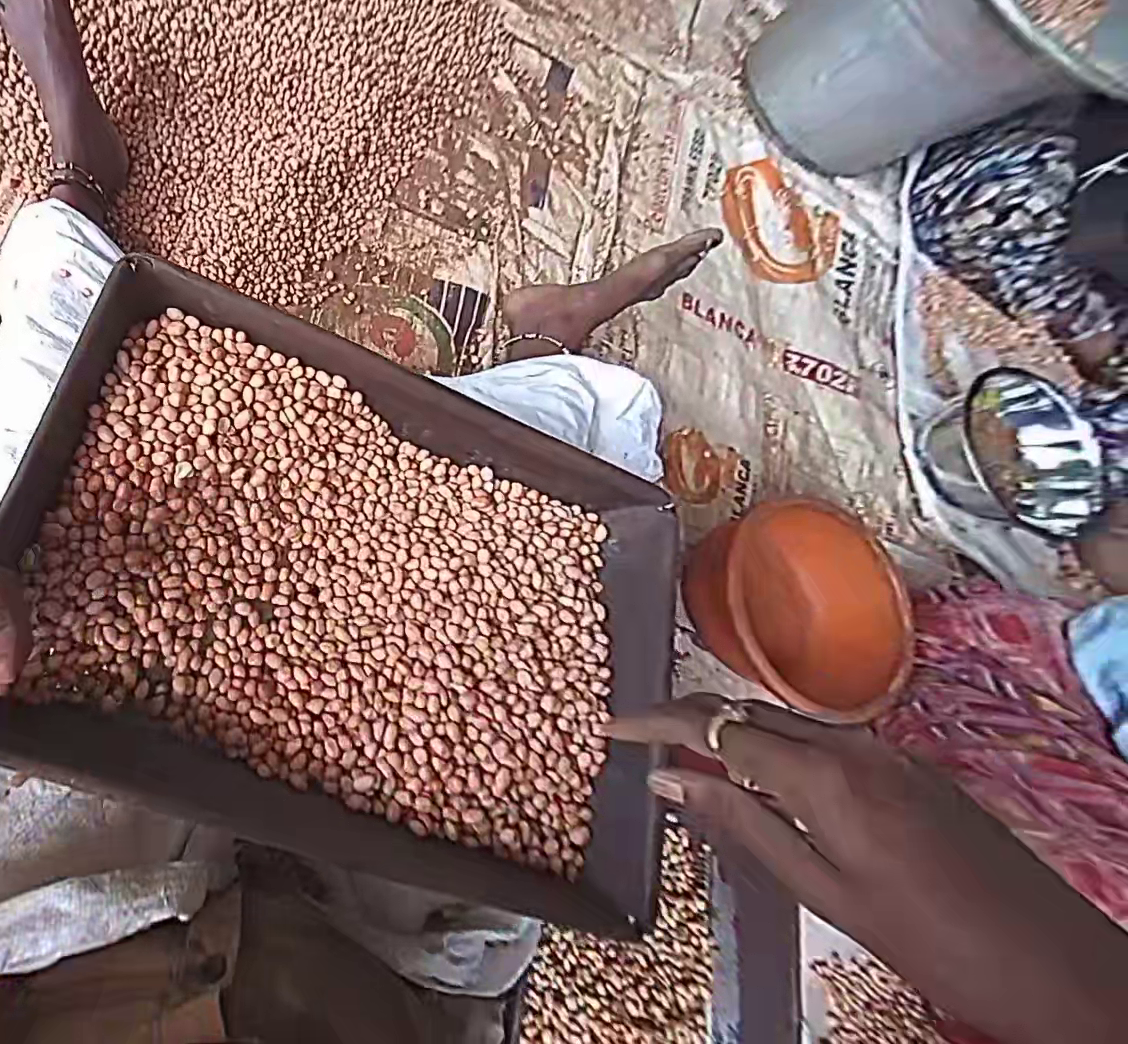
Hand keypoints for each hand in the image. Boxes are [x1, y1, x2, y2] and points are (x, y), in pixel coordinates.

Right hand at [611, 695, 1127, 1043]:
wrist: (1082, 980)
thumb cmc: (934, 944)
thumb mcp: (821, 889)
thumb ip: (737, 821)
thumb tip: (663, 779)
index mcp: (824, 777)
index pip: (712, 728)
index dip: (652, 723)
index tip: (610, 727)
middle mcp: (852, 746)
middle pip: (740, 710)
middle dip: (681, 717)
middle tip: (638, 737)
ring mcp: (886, 751)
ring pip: (776, 717)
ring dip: (723, 726)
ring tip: (684, 751)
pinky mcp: (908, 764)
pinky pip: (815, 734)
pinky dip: (767, 740)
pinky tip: (756, 770)